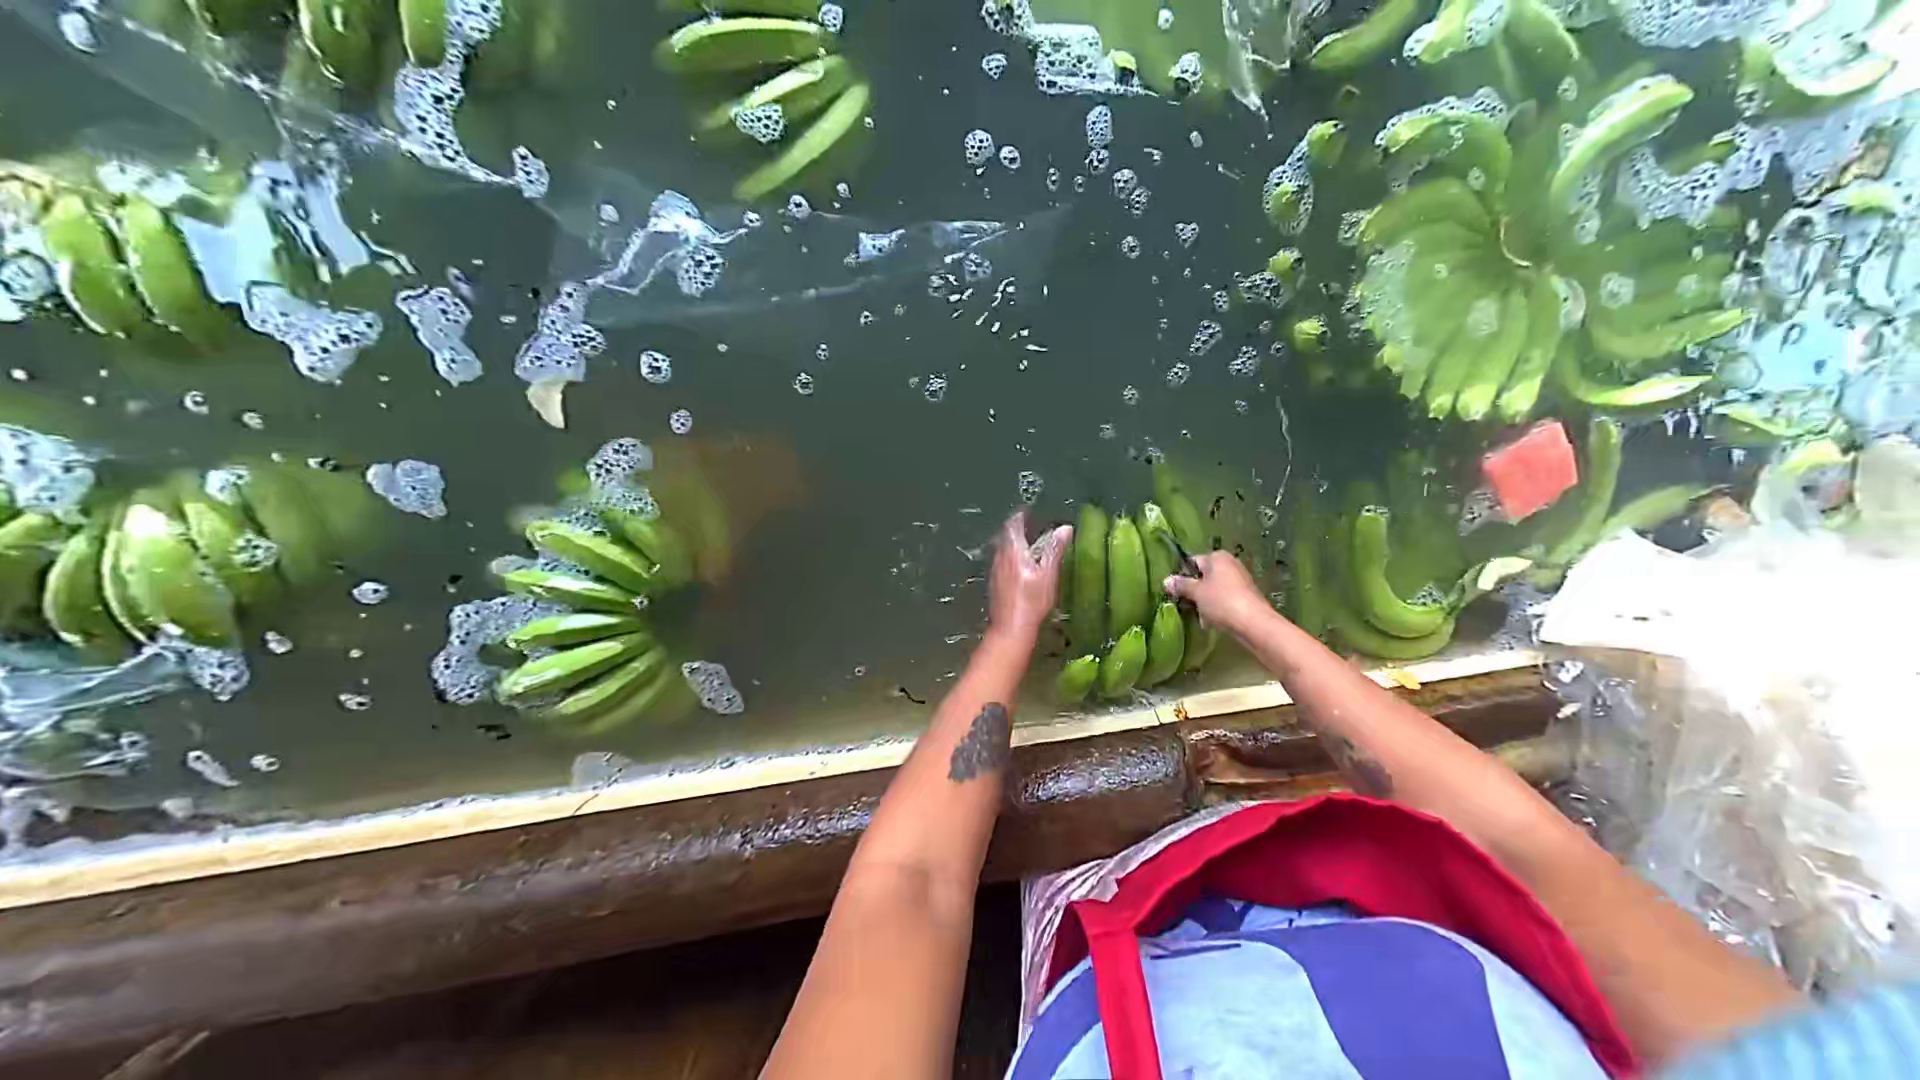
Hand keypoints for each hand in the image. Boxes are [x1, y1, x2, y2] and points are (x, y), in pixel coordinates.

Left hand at [987, 509, 1071, 641]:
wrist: (1011, 628)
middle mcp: (1000, 556)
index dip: (1020, 516)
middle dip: (1016, 528)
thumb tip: (1065, 528)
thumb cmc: (1031, 601)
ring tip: (1026, 543)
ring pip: (1002, 549)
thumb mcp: (1048, 574)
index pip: (1013, 524)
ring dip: (1013, 543)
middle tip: (1029, 525)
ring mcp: (995, 570)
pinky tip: (1019, 565)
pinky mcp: (995, 583)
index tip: (1028, 511)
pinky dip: (1010, 557)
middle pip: (1005, 536)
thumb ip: (1055, 549)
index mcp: (1012, 550)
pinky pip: (1001, 561)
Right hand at [1163, 551, 1271, 635]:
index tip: (1176, 591)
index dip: (1182, 576)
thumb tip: (1166, 580)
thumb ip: (1181, 585)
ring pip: (1213, 588)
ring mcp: (1239, 579)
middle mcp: (1230, 564)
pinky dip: (1216, 606)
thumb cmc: (1222, 602)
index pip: (1192, 562)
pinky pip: (1224, 598)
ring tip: (1200, 616)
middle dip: (1194, 590)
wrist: (1254, 623)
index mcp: (1217, 557)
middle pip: (1203, 576)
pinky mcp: (1245, 595)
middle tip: (1186, 604)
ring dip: (1204, 601)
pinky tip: (1212, 620)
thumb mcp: (1196, 593)